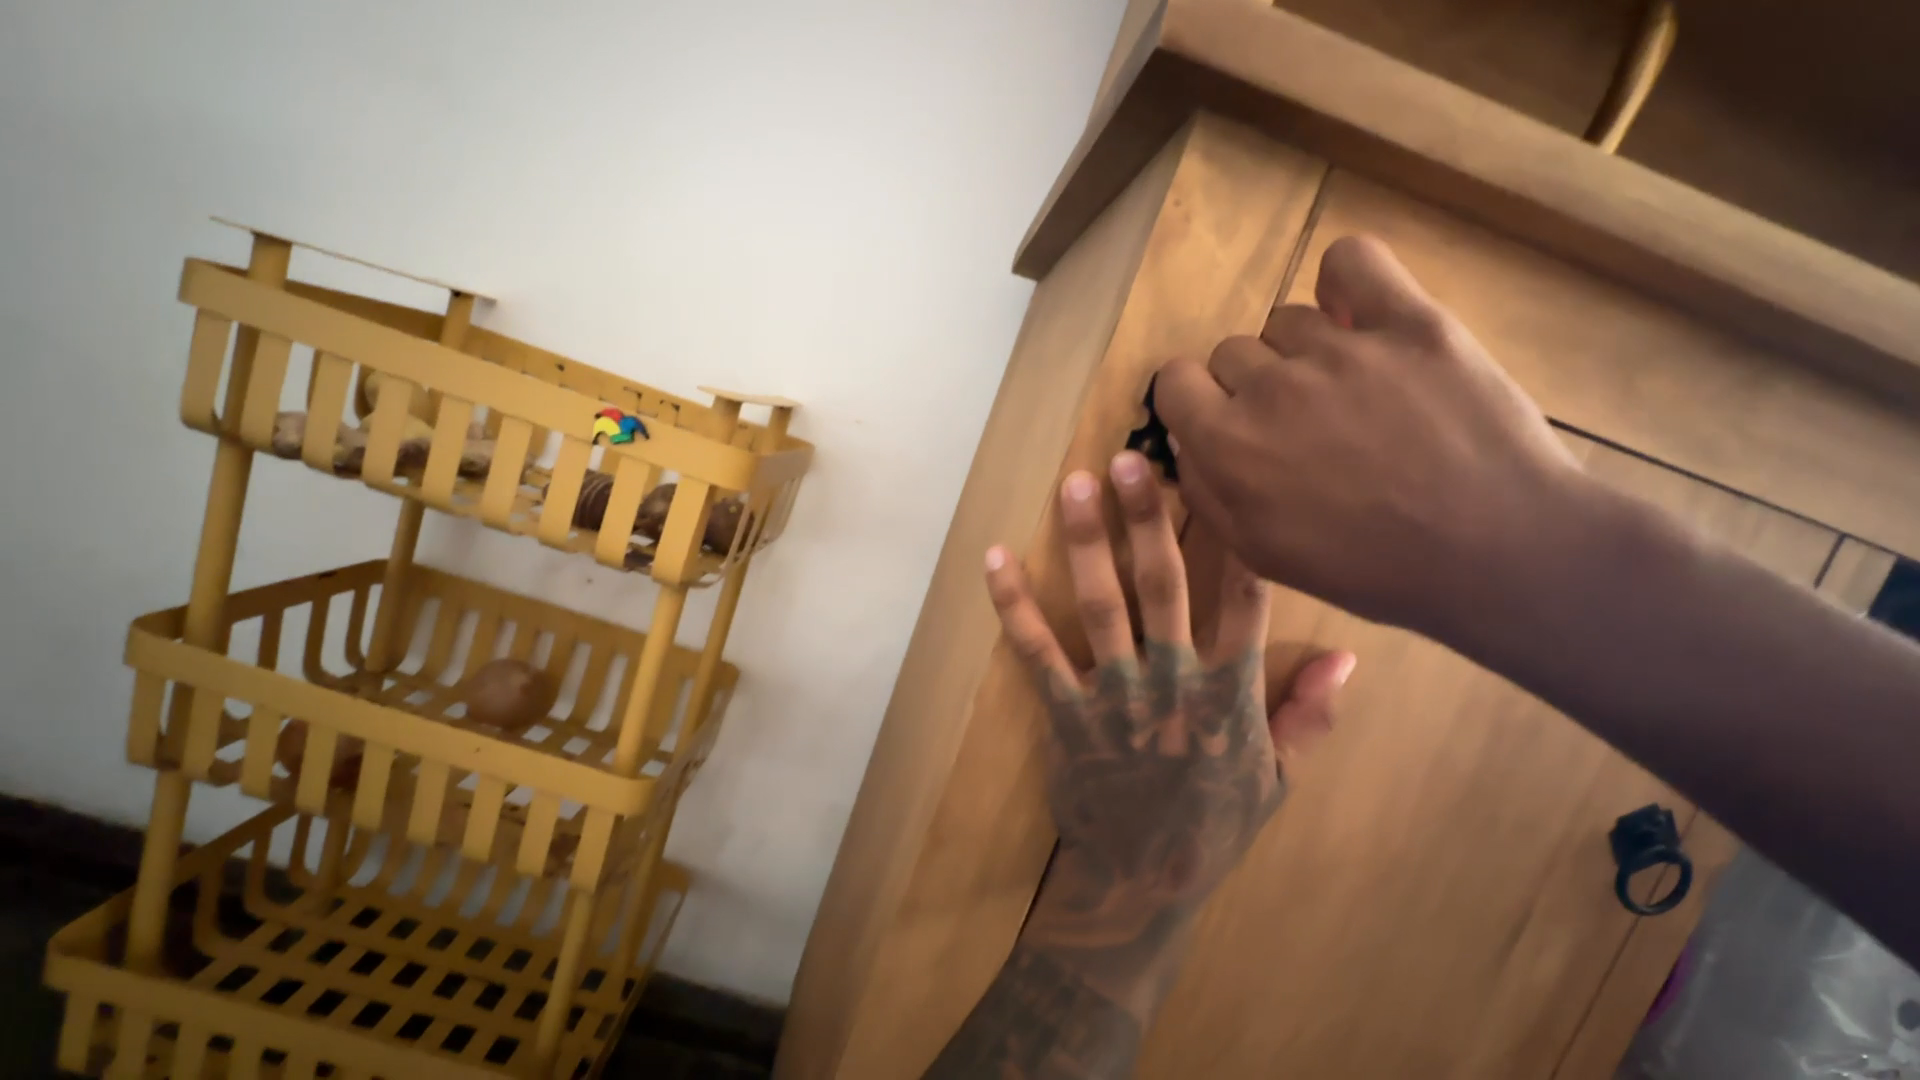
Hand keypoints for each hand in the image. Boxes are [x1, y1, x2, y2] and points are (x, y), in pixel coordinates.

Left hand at [983, 450, 1353, 1011]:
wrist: (1142, 885)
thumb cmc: (1212, 827)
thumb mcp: (1278, 779)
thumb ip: (1310, 716)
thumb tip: (1350, 655)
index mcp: (1231, 695)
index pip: (1244, 603)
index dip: (1234, 536)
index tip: (1223, 478)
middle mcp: (1173, 684)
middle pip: (1164, 588)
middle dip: (1148, 521)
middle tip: (1131, 459)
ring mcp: (1116, 698)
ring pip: (1101, 609)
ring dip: (1086, 545)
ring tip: (1073, 486)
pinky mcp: (1066, 716)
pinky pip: (1037, 653)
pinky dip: (1014, 606)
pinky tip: (995, 558)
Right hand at [1157, 235, 1585, 636]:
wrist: (1495, 553)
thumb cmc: (1370, 569)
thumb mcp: (1260, 553)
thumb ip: (1205, 490)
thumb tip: (1185, 437)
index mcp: (1227, 445)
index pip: (1173, 380)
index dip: (1195, 402)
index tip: (1224, 423)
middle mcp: (1270, 386)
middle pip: (1230, 351)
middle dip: (1251, 386)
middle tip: (1299, 425)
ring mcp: (1341, 348)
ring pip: (1287, 319)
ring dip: (1301, 351)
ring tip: (1348, 389)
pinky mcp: (1409, 321)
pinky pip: (1351, 261)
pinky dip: (1345, 280)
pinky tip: (1358, 314)